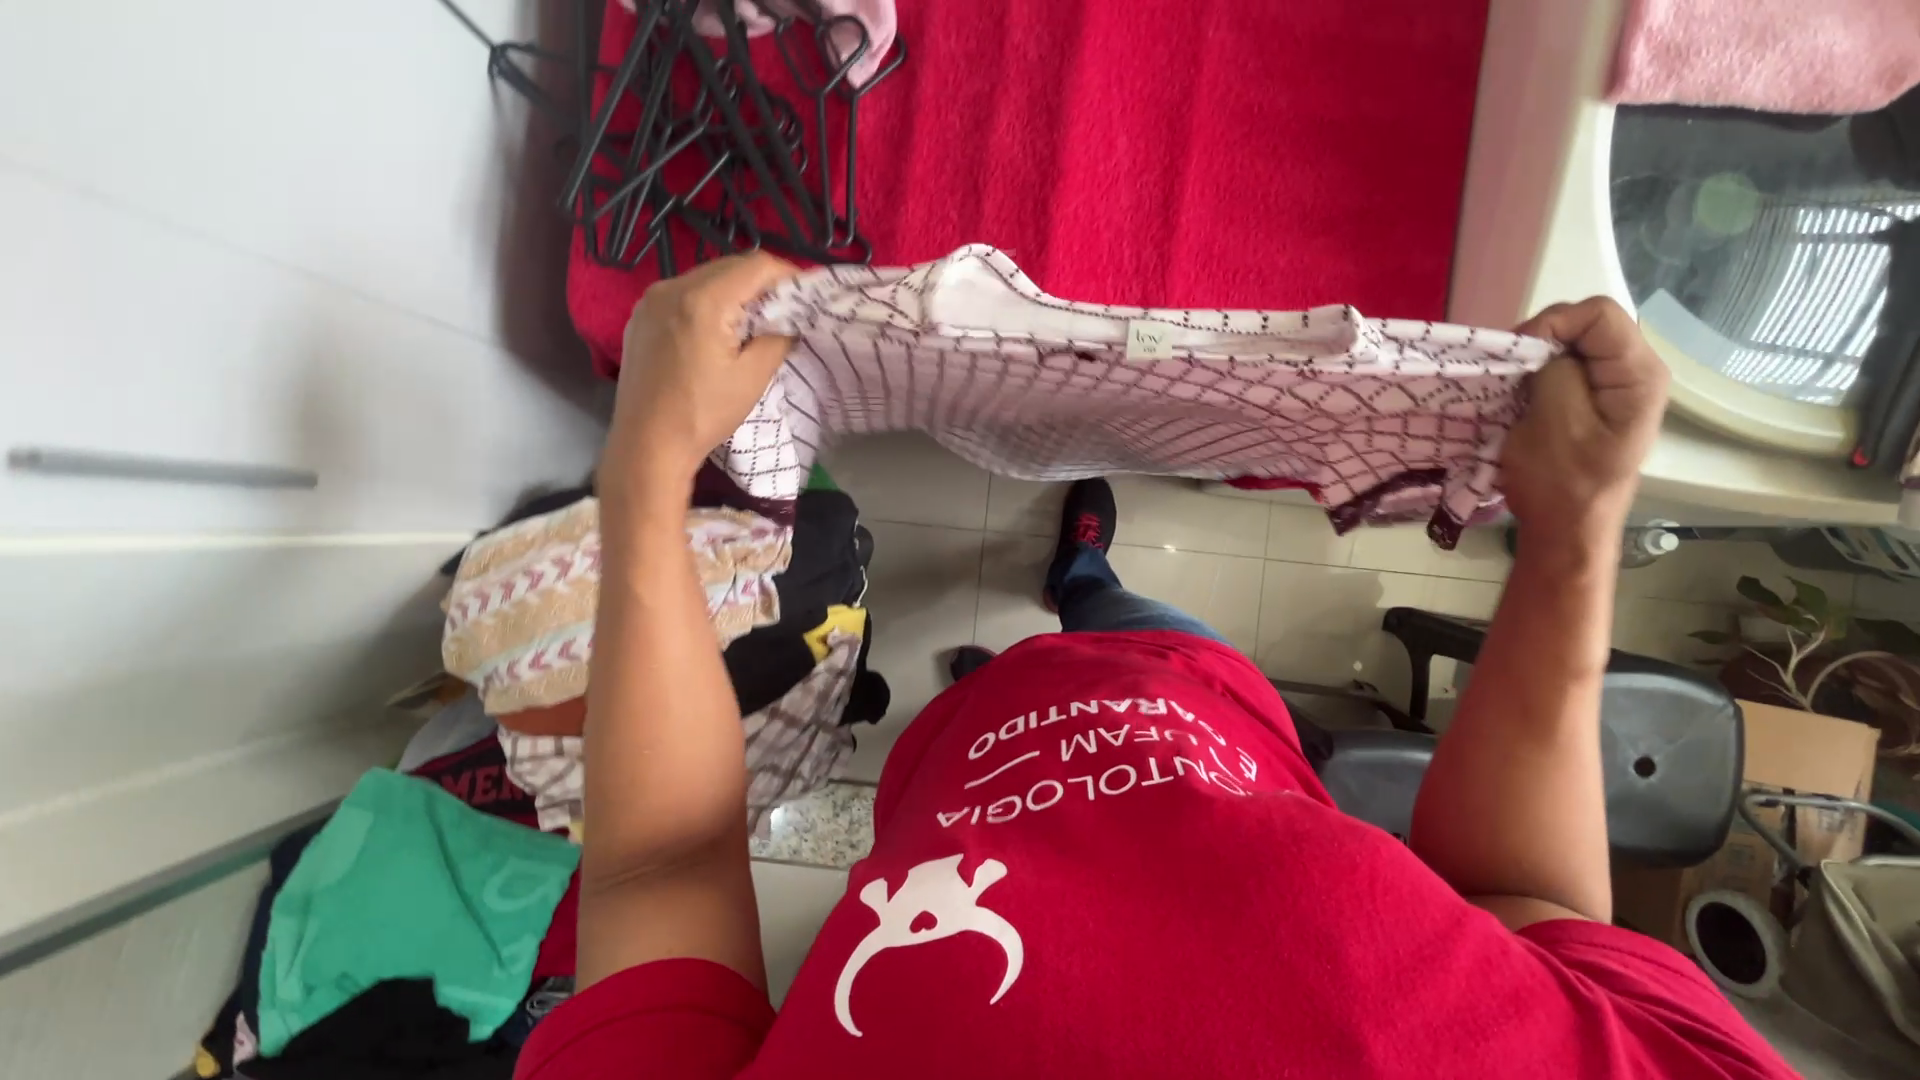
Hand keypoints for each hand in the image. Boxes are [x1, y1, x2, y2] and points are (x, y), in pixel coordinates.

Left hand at [602, 253, 798, 505]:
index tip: (807, 295)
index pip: (756, 265)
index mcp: (703, 300)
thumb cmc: (703, 414)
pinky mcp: (641, 316)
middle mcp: (672, 288)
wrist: (647, 445)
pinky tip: (718, 330)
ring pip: (706, 278)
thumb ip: (778, 338)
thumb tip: (791, 319)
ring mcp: (651, 300)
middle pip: (729, 266)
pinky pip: (683, 294)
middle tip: (786, 310)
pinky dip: (708, 302)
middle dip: (762, 282)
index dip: (788, 275)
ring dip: (735, 291)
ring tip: (754, 321)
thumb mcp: (752, 378)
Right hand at [1502, 297, 1669, 538]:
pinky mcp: (1590, 398)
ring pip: (1571, 344)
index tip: (1516, 355)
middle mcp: (1635, 371)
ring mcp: (1613, 385)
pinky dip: (1535, 374)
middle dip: (1541, 340)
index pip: (1599, 314)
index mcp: (1638, 375)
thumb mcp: (1554, 424)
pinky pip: (1563, 367)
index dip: (1552, 323)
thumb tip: (1541, 347)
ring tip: (1512, 386)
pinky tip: (1521, 395)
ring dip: (1535, 359)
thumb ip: (1555, 372)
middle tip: (1508, 372)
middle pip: (1586, 324)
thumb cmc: (1560, 482)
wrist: (1565, 528)